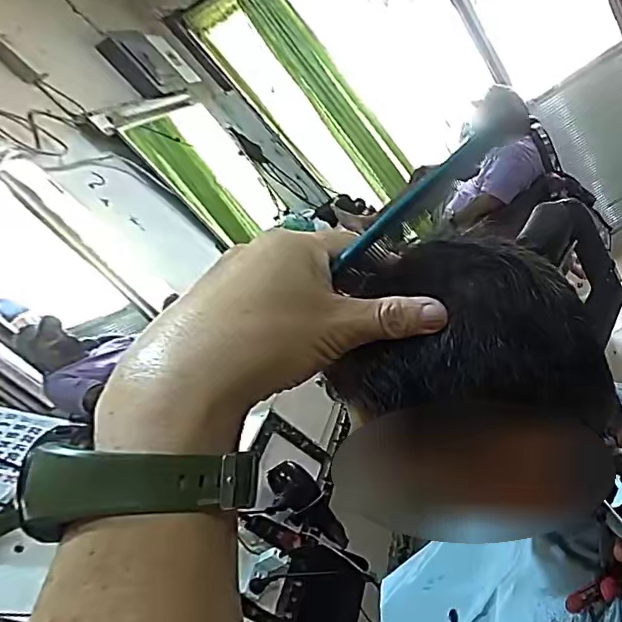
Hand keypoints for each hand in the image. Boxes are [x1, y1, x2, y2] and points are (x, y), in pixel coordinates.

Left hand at [96, 228, 446, 451]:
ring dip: (320, 310)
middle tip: (365, 325)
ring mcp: (235, 274)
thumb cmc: (260, 340)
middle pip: (327, 266)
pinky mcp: (219, 301)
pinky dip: (290, 321)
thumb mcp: (343, 327)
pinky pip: (270, 303)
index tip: (399, 293)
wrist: (188, 379)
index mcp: (294, 243)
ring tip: (328, 341)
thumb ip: (393, 317)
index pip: (356, 243)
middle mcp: (261, 249)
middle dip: (351, 294)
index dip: (384, 268)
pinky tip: (293, 348)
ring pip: (298, 287)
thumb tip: (434, 310)